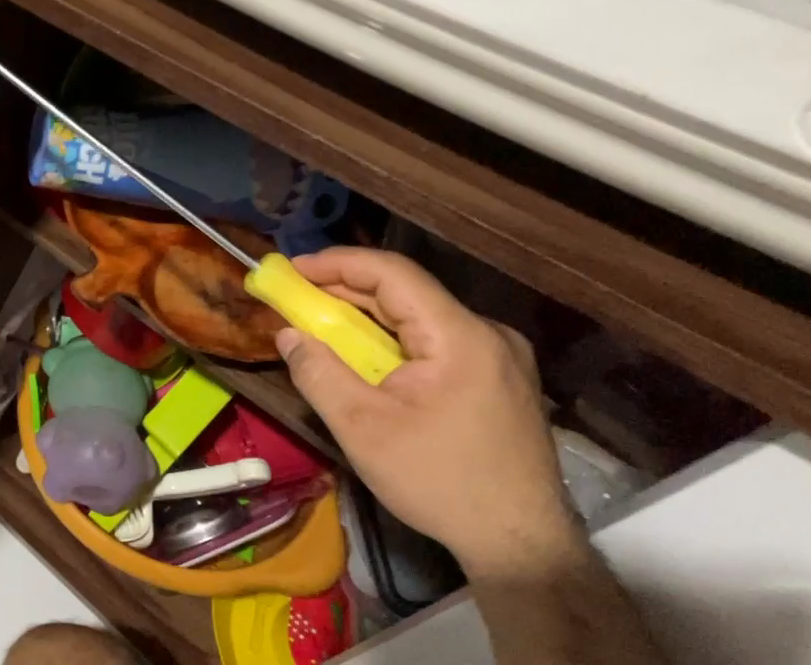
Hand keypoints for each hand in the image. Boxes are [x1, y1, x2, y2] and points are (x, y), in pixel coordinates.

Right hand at [276, 248, 579, 574]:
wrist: (522, 547)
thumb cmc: (439, 482)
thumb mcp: (362, 429)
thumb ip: (317, 372)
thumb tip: (287, 334)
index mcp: (460, 338)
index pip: (393, 274)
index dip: (337, 263)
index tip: (291, 269)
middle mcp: (487, 335)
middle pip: (406, 292)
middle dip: (344, 290)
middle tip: (295, 298)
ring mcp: (499, 357)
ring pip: (419, 316)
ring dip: (366, 316)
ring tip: (320, 324)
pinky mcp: (499, 378)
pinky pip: (435, 340)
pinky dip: (391, 339)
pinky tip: (365, 356)